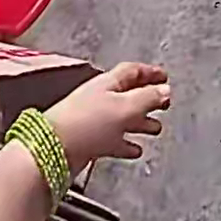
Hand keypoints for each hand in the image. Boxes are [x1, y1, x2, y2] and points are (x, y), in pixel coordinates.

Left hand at [44, 62, 171, 172]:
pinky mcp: (89, 141)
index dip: (150, 72)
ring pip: (123, 117)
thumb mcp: (125, 106)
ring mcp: (94, 119)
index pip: (133, 71)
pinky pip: (114, 139)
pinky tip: (135, 149)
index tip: (163, 76)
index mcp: (108, 83)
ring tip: (155, 127)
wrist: (55, 148)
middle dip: (148, 98)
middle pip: (129, 94)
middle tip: (164, 102)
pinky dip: (126, 143)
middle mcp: (101, 97)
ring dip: (140, 122)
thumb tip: (165, 90)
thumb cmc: (85, 122)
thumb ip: (147, 98)